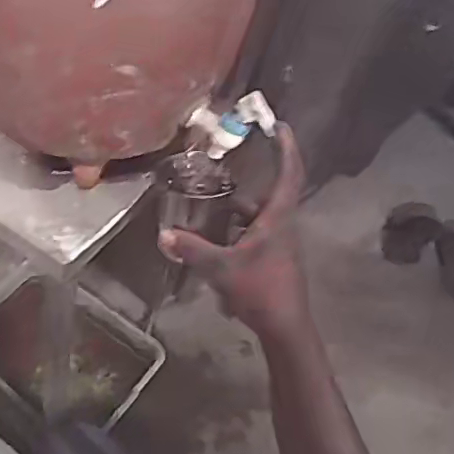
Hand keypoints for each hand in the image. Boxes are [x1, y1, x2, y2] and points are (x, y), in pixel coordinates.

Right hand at [159, 122, 310, 339]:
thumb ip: (193, 249)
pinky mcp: (275, 257)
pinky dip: (241, 225)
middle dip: (260, 172)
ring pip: (263, 213)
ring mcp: (282, 242)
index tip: (279, 125)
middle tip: (237, 158)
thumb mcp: (221, 268)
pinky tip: (220, 233)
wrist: (284, 327)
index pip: (289, 173)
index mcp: (278, 218)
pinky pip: (258, 230)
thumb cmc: (261, 290)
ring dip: (244, 204)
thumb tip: (164, 235)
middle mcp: (284, 225)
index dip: (286, 148)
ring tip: (218, 196)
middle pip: (275, 190)